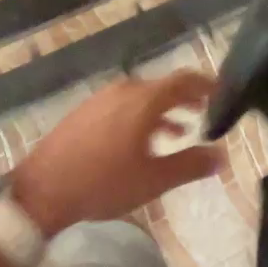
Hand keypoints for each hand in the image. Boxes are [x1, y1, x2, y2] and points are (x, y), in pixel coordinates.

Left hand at [8, 71, 223, 236]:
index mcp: (144, 99)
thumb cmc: (104, 182)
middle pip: (163, 86)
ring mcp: (103, 97)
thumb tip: (221, 155)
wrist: (44, 187)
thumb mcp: (153, 179)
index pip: (183, 79)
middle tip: (206, 111)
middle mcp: (125, 89)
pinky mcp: (87, 110)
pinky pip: (124, 104)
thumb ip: (190, 165)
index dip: (205, 84)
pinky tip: (143, 139)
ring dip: (164, 110)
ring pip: (142, 96)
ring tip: (180, 131)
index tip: (222, 92)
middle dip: (186, 98)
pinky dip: (142, 115)